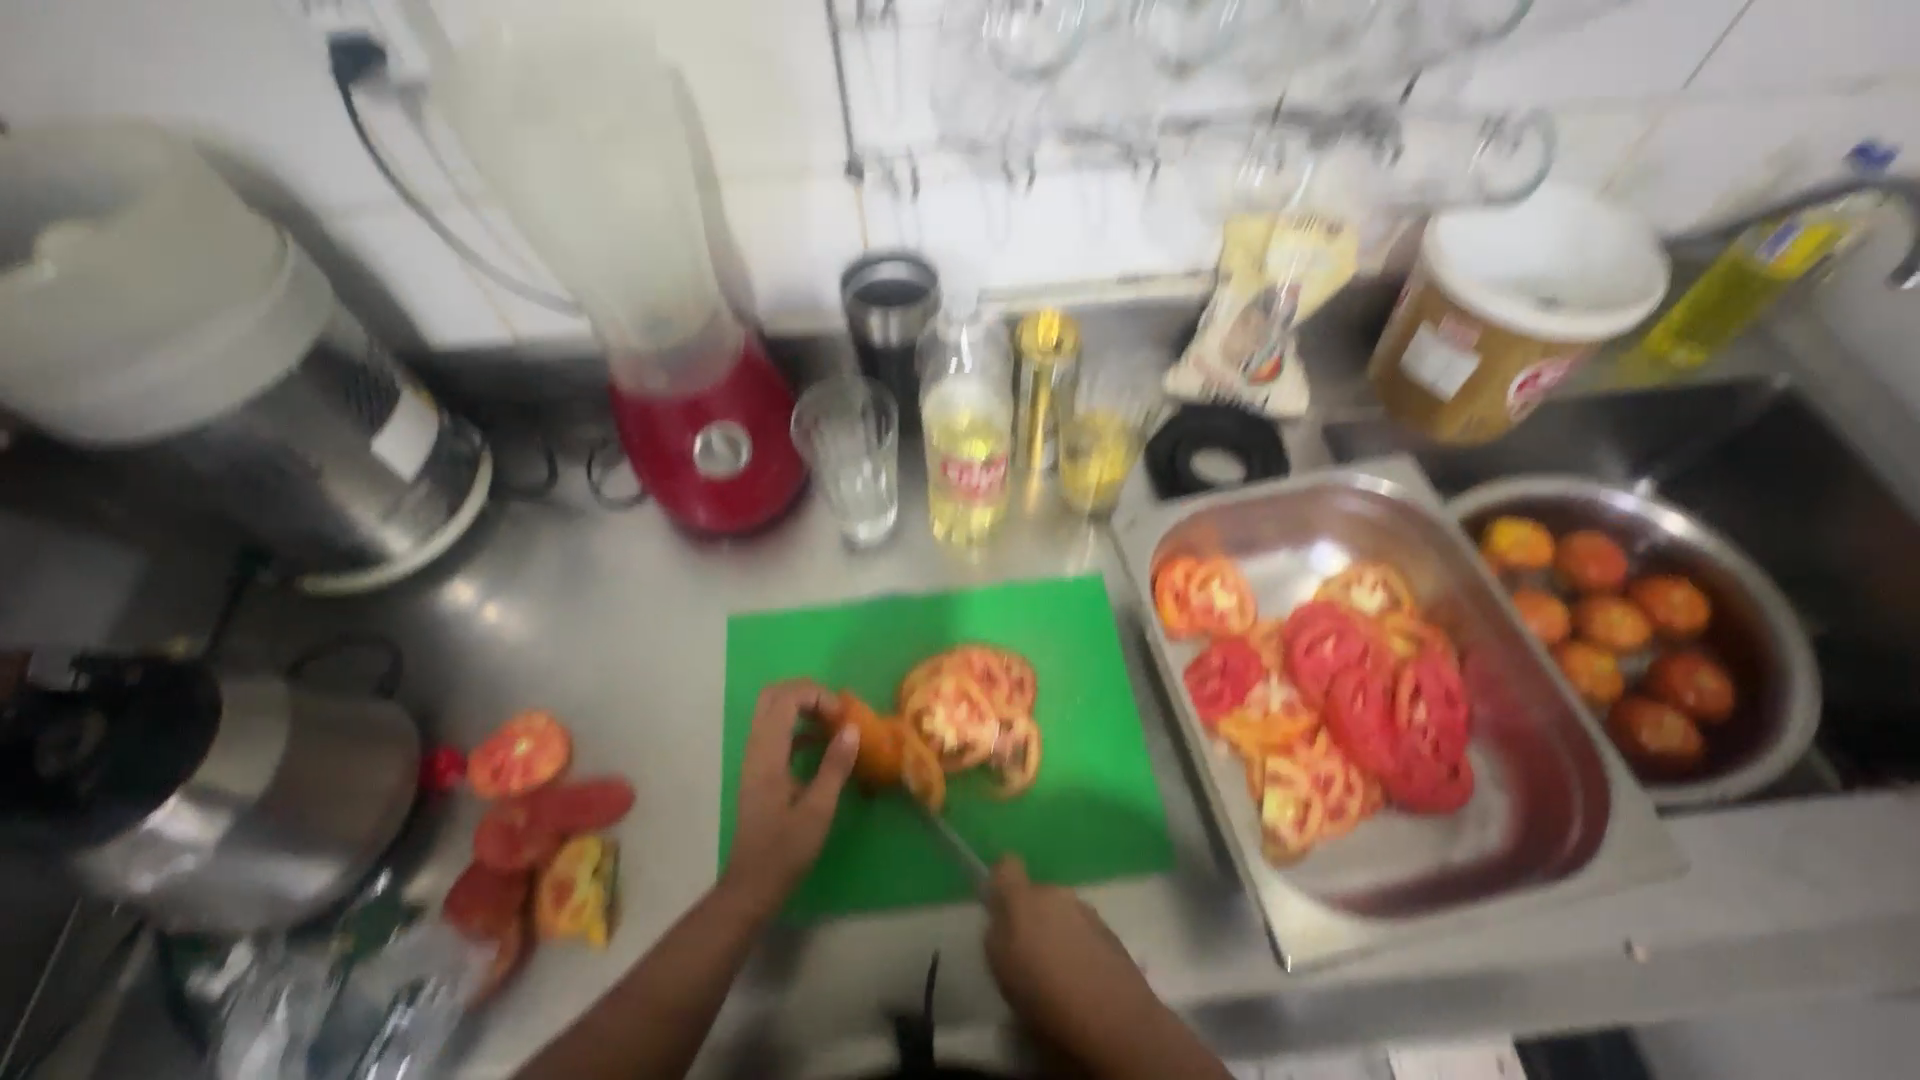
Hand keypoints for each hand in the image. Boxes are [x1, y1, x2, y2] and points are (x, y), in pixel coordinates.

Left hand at [721, 679, 859, 916]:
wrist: (752, 884)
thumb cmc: (785, 851)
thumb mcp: (818, 810)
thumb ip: (834, 766)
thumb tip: (852, 729)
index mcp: (767, 755)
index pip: (785, 699)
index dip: (817, 696)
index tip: (843, 718)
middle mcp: (756, 749)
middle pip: (773, 696)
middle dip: (808, 694)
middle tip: (837, 712)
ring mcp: (755, 760)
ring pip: (773, 712)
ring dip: (804, 708)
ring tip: (836, 725)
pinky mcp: (760, 771)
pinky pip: (778, 733)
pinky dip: (800, 728)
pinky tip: (824, 745)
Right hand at [984, 857, 1157, 1049]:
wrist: (1116, 1021)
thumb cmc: (1046, 997)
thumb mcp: (1001, 970)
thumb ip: (997, 935)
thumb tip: (1003, 921)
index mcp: (1025, 899)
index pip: (1006, 865)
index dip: (1001, 883)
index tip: (999, 910)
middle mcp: (1058, 895)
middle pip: (1036, 894)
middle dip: (1031, 917)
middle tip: (1028, 956)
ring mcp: (1088, 912)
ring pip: (1062, 913)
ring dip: (1057, 933)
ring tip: (1059, 975)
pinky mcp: (1112, 933)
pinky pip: (1083, 931)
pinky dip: (1079, 948)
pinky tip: (1082, 981)